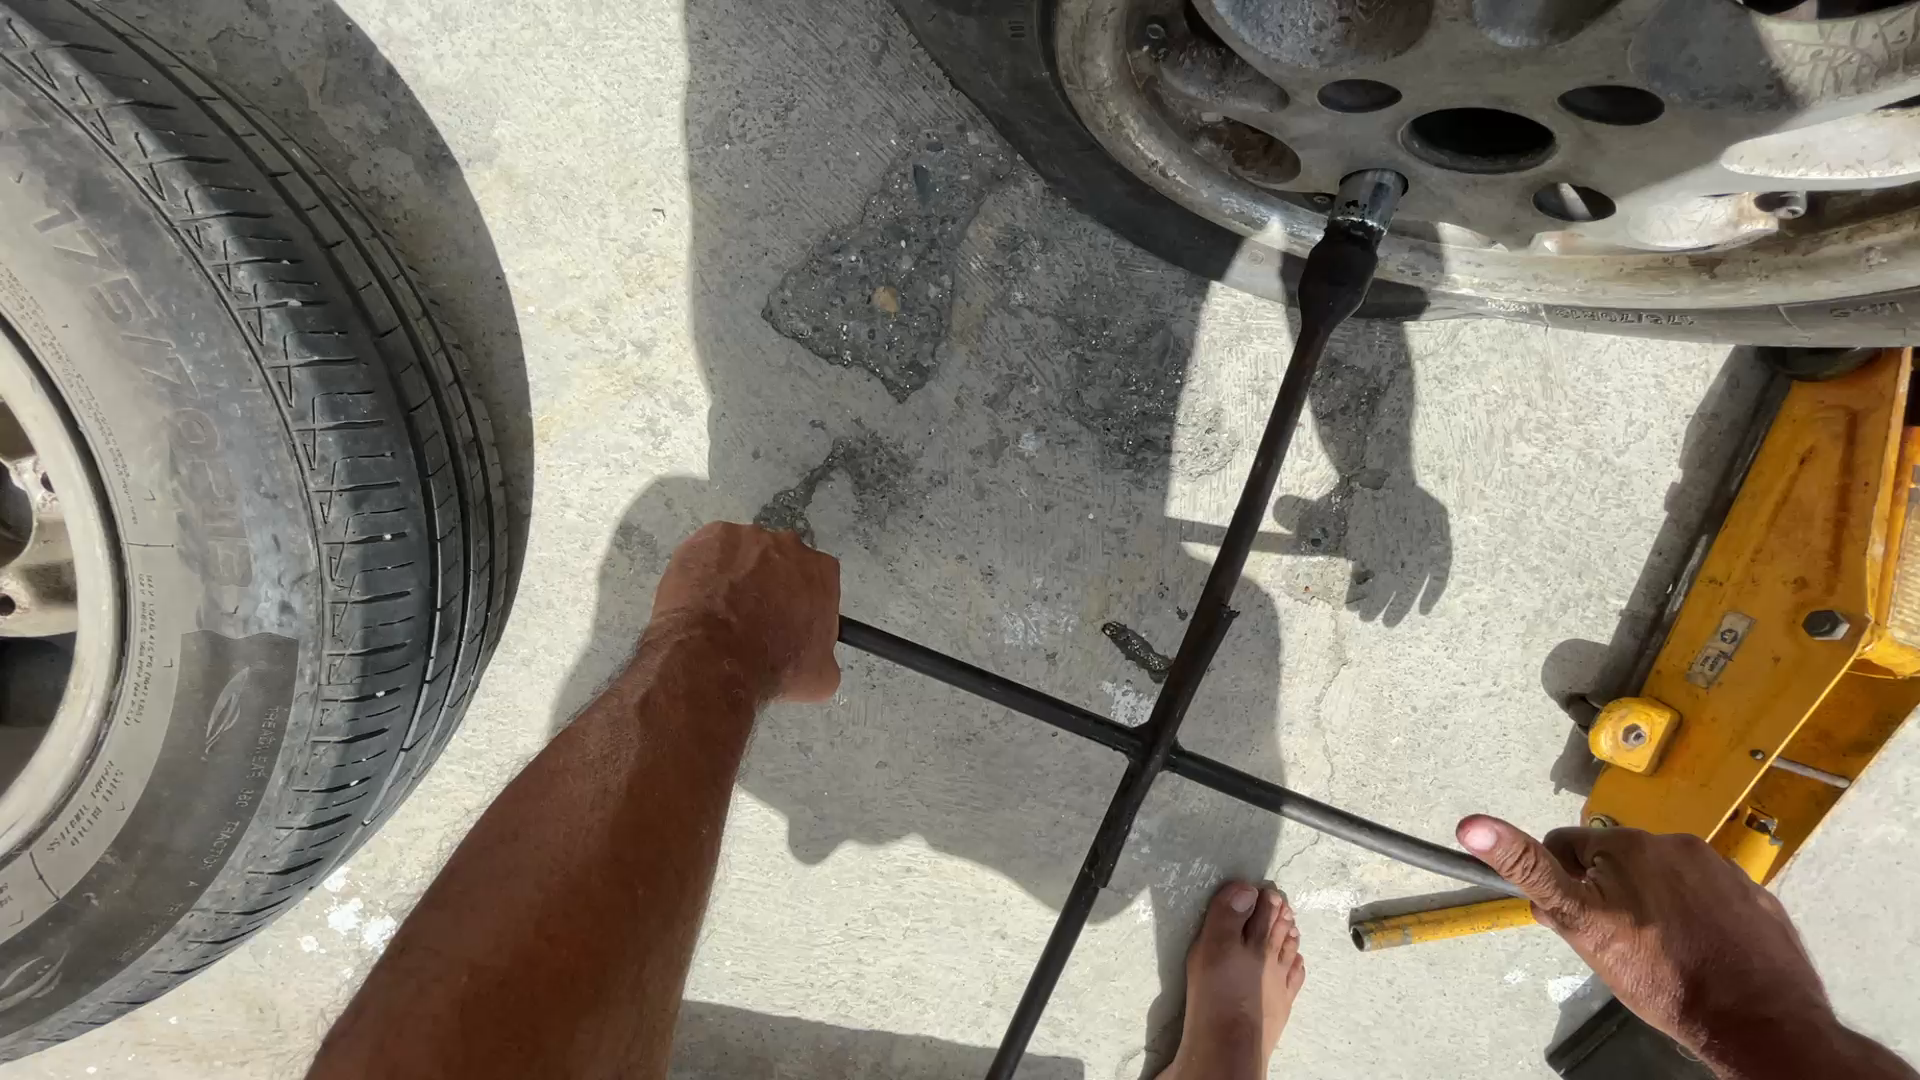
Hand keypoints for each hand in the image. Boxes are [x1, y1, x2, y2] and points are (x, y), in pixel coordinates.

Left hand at [649, 522, 840, 702]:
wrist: (714, 658)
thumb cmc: (769, 665)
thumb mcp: (820, 676)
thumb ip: (825, 654)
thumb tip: (817, 657)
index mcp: (821, 572)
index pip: (817, 579)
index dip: (801, 599)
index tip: (787, 617)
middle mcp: (789, 545)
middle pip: (780, 561)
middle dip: (768, 583)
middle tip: (752, 616)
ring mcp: (747, 537)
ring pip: (743, 555)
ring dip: (735, 576)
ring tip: (720, 611)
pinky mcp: (710, 537)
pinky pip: (709, 551)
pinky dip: (705, 570)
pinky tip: (700, 598)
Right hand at [1456, 816, 1833, 1064]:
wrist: (1764, 1029)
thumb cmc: (1658, 974)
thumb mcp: (1577, 922)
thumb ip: (1526, 867)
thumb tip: (1469, 824)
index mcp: (1626, 842)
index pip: (1564, 846)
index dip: (1563, 884)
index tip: (1579, 921)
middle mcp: (1676, 843)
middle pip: (1614, 860)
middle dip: (1605, 891)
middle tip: (1615, 939)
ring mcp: (1726, 871)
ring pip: (1661, 876)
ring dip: (1650, 900)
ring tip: (1658, 948)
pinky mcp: (1762, 900)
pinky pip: (1707, 895)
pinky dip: (1696, 914)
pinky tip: (1699, 949)